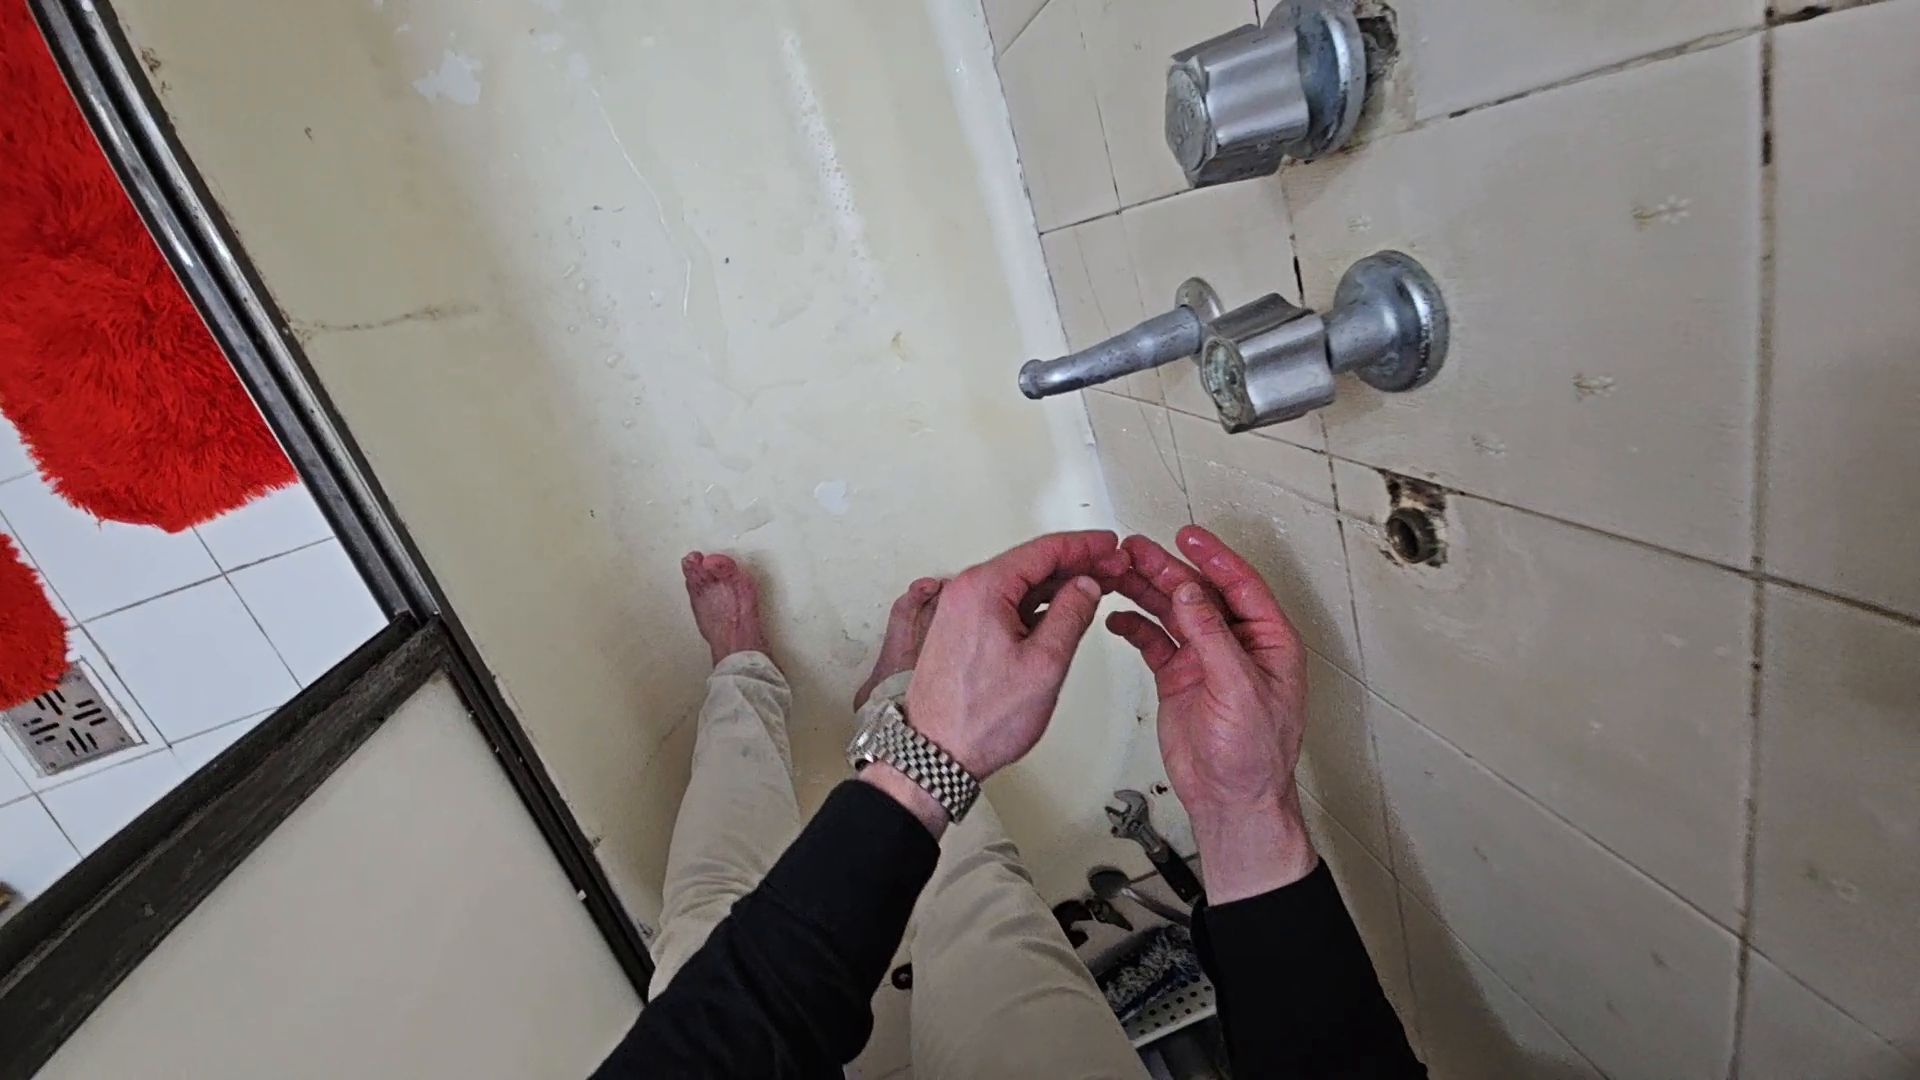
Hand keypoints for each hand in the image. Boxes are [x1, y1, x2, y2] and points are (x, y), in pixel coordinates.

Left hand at [904, 531, 1129, 780]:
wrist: (934, 753)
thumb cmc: (979, 719)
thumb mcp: (1044, 664)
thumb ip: (1071, 616)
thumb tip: (1086, 586)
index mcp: (983, 589)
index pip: (1043, 550)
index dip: (1084, 545)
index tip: (1110, 545)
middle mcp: (966, 592)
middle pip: (1030, 563)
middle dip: (1075, 563)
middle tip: (1112, 565)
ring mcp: (961, 611)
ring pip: (1019, 584)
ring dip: (1058, 583)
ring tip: (1095, 586)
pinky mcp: (962, 630)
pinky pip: (1006, 603)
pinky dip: (1037, 603)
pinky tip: (1061, 611)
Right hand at [1107, 525, 1317, 902]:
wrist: (1230, 800)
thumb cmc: (1256, 757)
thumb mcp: (1239, 689)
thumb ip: (1212, 638)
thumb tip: (1190, 594)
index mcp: (1266, 641)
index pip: (1239, 585)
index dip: (1212, 557)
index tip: (1186, 537)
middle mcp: (1234, 644)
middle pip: (1197, 593)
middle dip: (1166, 568)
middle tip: (1135, 549)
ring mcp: (1204, 659)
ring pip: (1172, 612)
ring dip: (1146, 591)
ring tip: (1119, 572)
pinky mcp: (1179, 676)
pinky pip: (1154, 640)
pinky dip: (1135, 626)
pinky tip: (1118, 616)